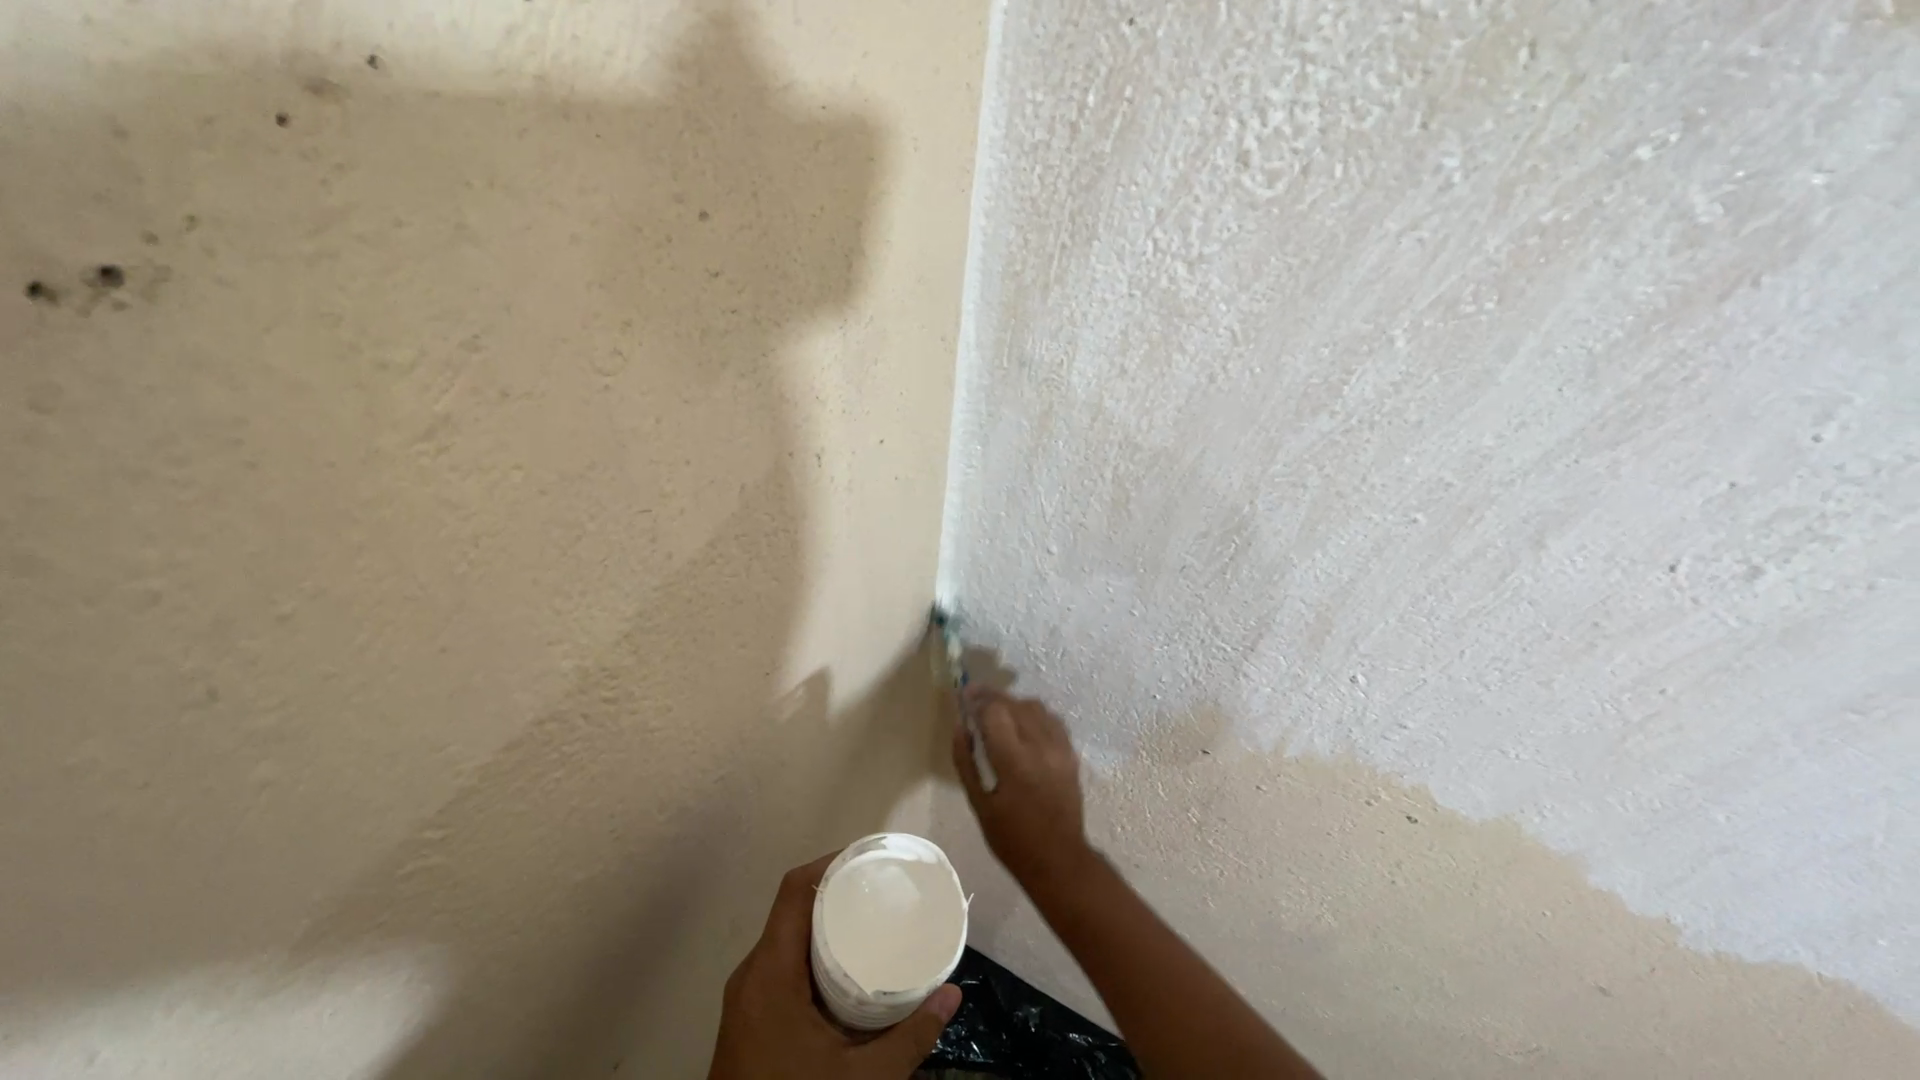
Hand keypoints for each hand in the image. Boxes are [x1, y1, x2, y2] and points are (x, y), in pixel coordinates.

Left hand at [706, 853, 962, 1079]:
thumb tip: (953, 995)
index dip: (830, 864)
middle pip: (792, 911)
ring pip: (786, 938)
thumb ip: (910, 1036)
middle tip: (884, 889)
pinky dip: (813, 952)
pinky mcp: (751, 1017)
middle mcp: (752, 975)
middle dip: (838, 893)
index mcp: (769, 974)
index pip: (792, 891)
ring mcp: (747, 997)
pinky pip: (782, 964)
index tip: (871, 858)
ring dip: (825, 924)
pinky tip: (847, 964)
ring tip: (873, 919)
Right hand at [952, 686, 1093, 887]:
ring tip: (996, 711)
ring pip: (1035, 707)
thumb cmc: (1012, 838)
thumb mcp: (979, 804)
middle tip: (973, 698)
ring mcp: (1060, 749)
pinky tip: (1022, 724)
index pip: (995, 711)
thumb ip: (966, 762)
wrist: (1059, 858)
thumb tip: (960, 727)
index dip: (976, 700)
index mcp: (1014, 762)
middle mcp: (1040, 748)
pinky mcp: (1071, 754)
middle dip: (991, 697)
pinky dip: (1034, 715)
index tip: (963, 698)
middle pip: (1014, 704)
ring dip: (1013, 703)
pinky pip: (1052, 720)